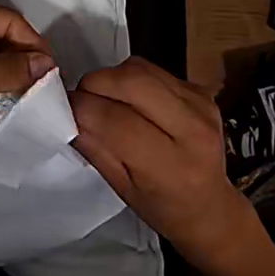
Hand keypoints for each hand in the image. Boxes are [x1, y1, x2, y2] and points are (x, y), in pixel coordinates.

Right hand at [69, 57, 258, 267]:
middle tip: (82, 101)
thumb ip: (95, 148)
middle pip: (131, 81)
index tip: (62, 110)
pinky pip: (153, 70)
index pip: (115, 120)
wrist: (211, 206)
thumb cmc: (163, 207)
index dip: (81, 108)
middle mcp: (192, 128)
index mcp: (171, 165)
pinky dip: (130, 79)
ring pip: (140, 68)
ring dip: (111, 79)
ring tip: (104, 100)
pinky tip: (130, 100)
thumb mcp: (122, 188)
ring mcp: (200, 104)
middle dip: (95, 84)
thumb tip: (67, 115)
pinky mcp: (200, 91)